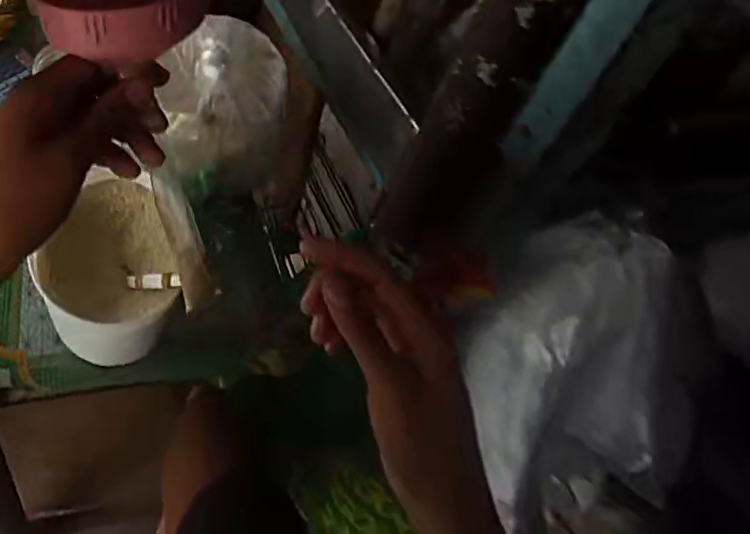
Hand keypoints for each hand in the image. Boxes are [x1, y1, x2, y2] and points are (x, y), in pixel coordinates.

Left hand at [0, 55, 167, 289]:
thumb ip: (106, 116)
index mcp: (41, 93)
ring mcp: (38, 128)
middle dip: (132, 108)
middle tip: (162, 130)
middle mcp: (40, 102)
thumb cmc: (18, 201)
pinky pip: (79, 139)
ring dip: (124, 133)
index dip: (130, 68)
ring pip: (92, 117)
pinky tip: (129, 172)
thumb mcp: (70, 156)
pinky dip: (105, 151)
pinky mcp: (39, 151)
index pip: (93, 62)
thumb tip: (142, 83)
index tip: (163, 84)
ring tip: (155, 161)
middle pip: (96, 90)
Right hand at [300, 238, 500, 533]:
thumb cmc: (421, 443)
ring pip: (366, 309)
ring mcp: (410, 345)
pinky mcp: (400, 363)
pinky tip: (327, 345)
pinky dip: (344, 332)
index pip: (378, 273)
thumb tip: (330, 278)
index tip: (304, 246)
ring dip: (336, 311)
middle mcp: (418, 326)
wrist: (447, 502)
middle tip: (303, 306)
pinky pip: (368, 332)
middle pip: (370, 287)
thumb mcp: (387, 385)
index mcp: (423, 324)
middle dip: (334, 287)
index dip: (341, 255)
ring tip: (313, 332)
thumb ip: (360, 329)